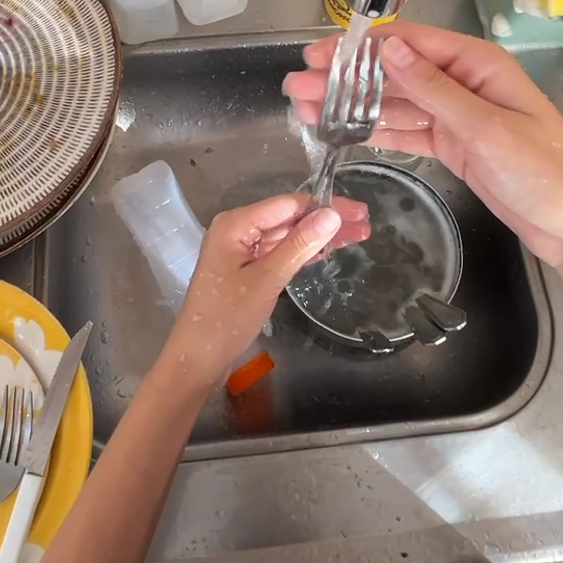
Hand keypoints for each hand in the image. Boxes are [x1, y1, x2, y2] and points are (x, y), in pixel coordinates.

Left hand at [157, 193, 368, 393]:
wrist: (198, 358)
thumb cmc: (227, 318)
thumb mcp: (267, 279)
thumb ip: (299, 245)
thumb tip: (332, 214)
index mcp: (235, 223)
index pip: (288, 204)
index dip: (325, 206)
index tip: (359, 211)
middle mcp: (237, 229)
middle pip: (289, 217)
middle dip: (326, 220)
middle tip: (365, 225)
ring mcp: (241, 248)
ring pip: (287, 234)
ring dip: (319, 235)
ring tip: (357, 236)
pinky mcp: (246, 267)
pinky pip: (279, 250)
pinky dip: (303, 251)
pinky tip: (328, 250)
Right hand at [283, 22, 562, 267]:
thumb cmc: (545, 172)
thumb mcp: (486, 128)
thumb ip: (434, 88)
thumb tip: (388, 47)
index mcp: (476, 65)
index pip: (409, 43)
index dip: (359, 48)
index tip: (317, 55)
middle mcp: (461, 83)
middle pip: (394, 73)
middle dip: (345, 78)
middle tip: (297, 86)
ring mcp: (455, 115)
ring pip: (394, 104)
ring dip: (351, 106)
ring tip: (305, 109)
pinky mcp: (451, 145)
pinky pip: (405, 131)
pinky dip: (374, 131)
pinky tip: (341, 131)